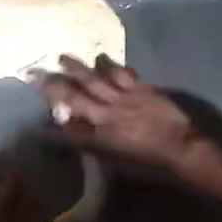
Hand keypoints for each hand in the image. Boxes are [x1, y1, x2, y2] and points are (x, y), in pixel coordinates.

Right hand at [38, 55, 221, 178]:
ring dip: (78, 67)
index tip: (37, 114)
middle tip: (39, 72)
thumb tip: (73, 137)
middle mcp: (107, 114)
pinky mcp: (141, 89)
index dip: (52, 119)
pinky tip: (103, 58)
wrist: (184, 148)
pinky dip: (110, 65)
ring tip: (64, 57)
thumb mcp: (117, 162)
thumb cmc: (151, 164)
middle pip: (76, 95)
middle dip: (56, 84)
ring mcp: (124, 98)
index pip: (69, 127)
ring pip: (95, 78)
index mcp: (101, 136)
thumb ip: (93, 146)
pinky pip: (121, 73)